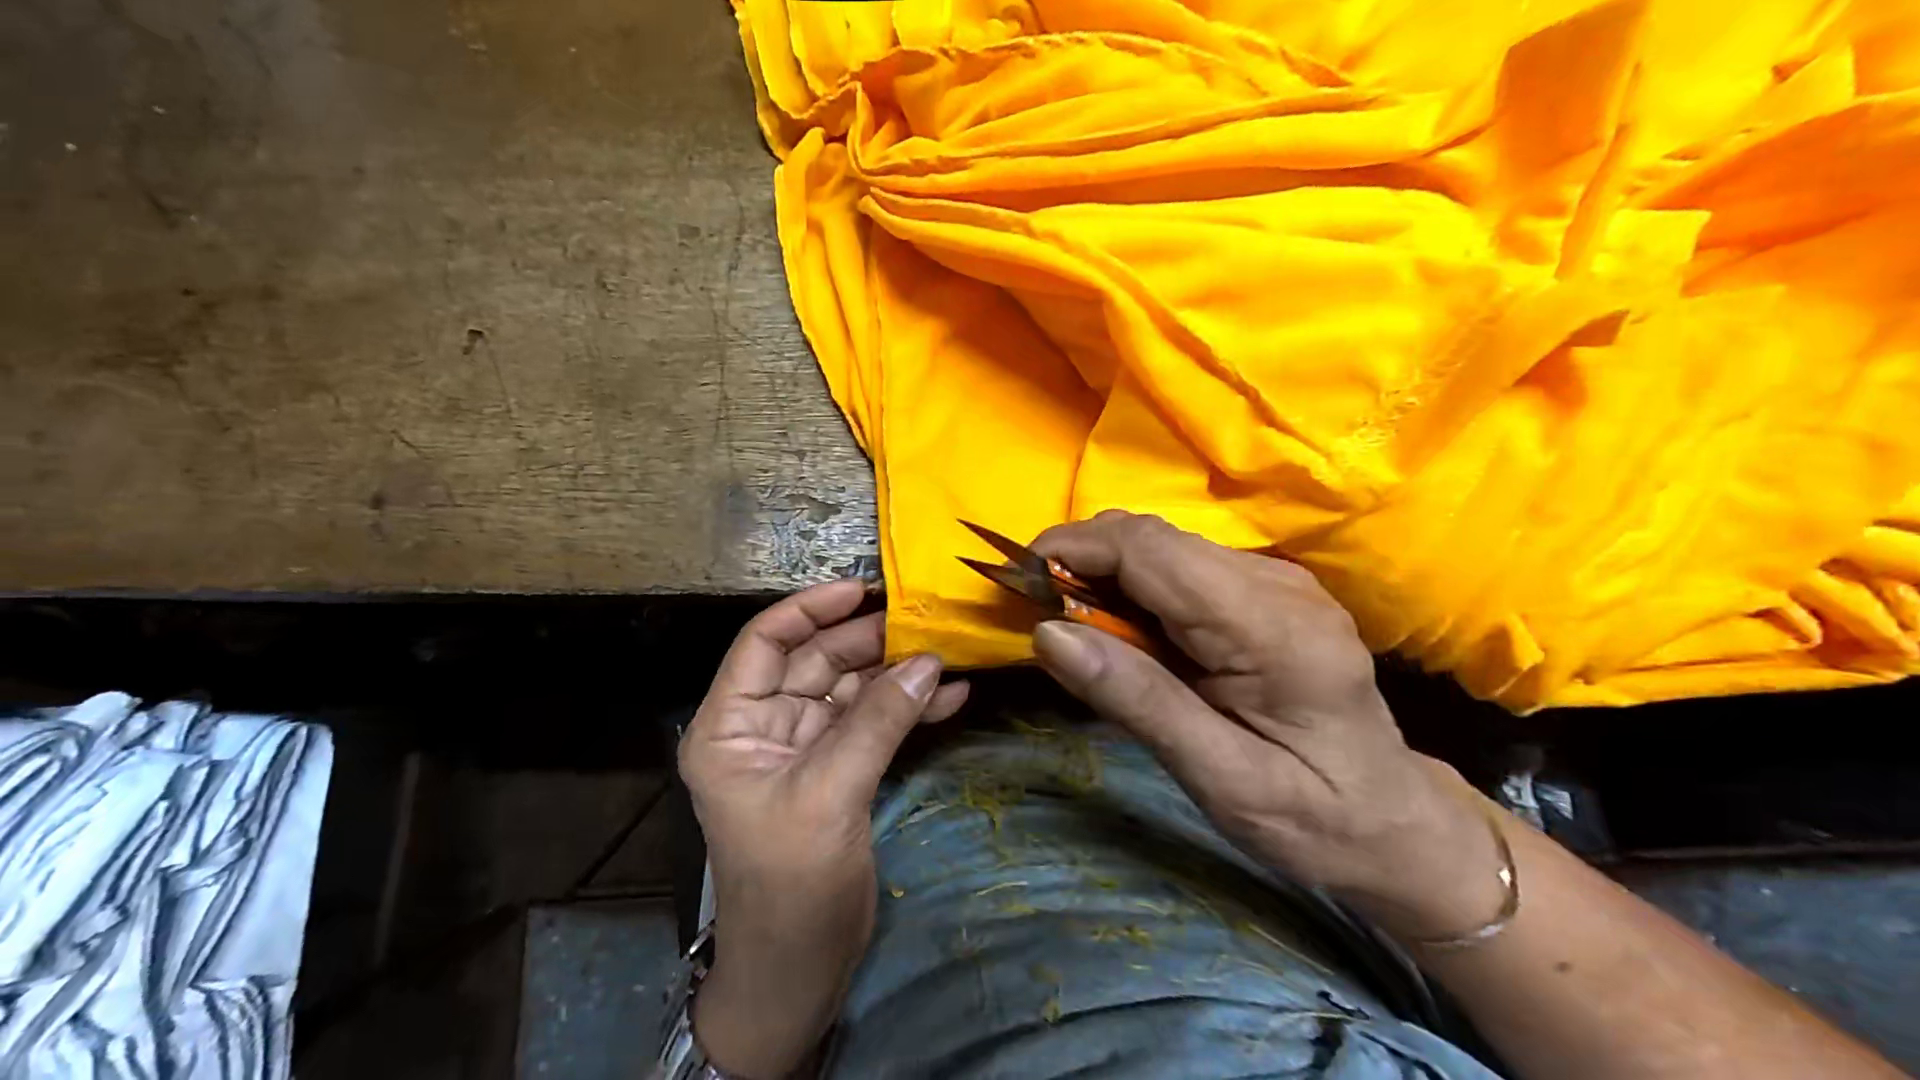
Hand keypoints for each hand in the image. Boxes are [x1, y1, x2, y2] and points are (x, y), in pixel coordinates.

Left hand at [679, 578, 967, 1077]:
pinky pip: (875, 723)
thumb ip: (877, 723)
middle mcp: (766, 725)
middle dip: (868, 641)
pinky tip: (951, 698)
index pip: (764, 642)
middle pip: (817, 661)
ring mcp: (807, 746)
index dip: (809, 610)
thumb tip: (930, 661)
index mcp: (732, 724)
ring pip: (853, 689)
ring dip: (897, 673)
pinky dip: (910, 709)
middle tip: (924, 623)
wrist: (800, 967)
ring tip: (947, 656)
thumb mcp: (828, 794)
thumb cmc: (789, 882)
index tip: (861, 589)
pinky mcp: (842, 767)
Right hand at [1028, 511, 1504, 943]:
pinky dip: (1133, 588)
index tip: (1018, 582)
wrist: (1395, 824)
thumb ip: (1138, 701)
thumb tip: (1048, 632)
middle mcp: (1278, 584)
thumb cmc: (1315, 821)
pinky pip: (1180, 568)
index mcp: (1273, 629)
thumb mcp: (1221, 780)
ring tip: (1074, 628)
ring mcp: (1277, 580)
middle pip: (1153, 538)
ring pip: (1162, 547)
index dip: (1075, 549)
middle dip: (1081, 560)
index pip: (1152, 551)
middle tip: (1038, 613)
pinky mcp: (1267, 590)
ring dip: (1103, 574)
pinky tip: (1125, 635)